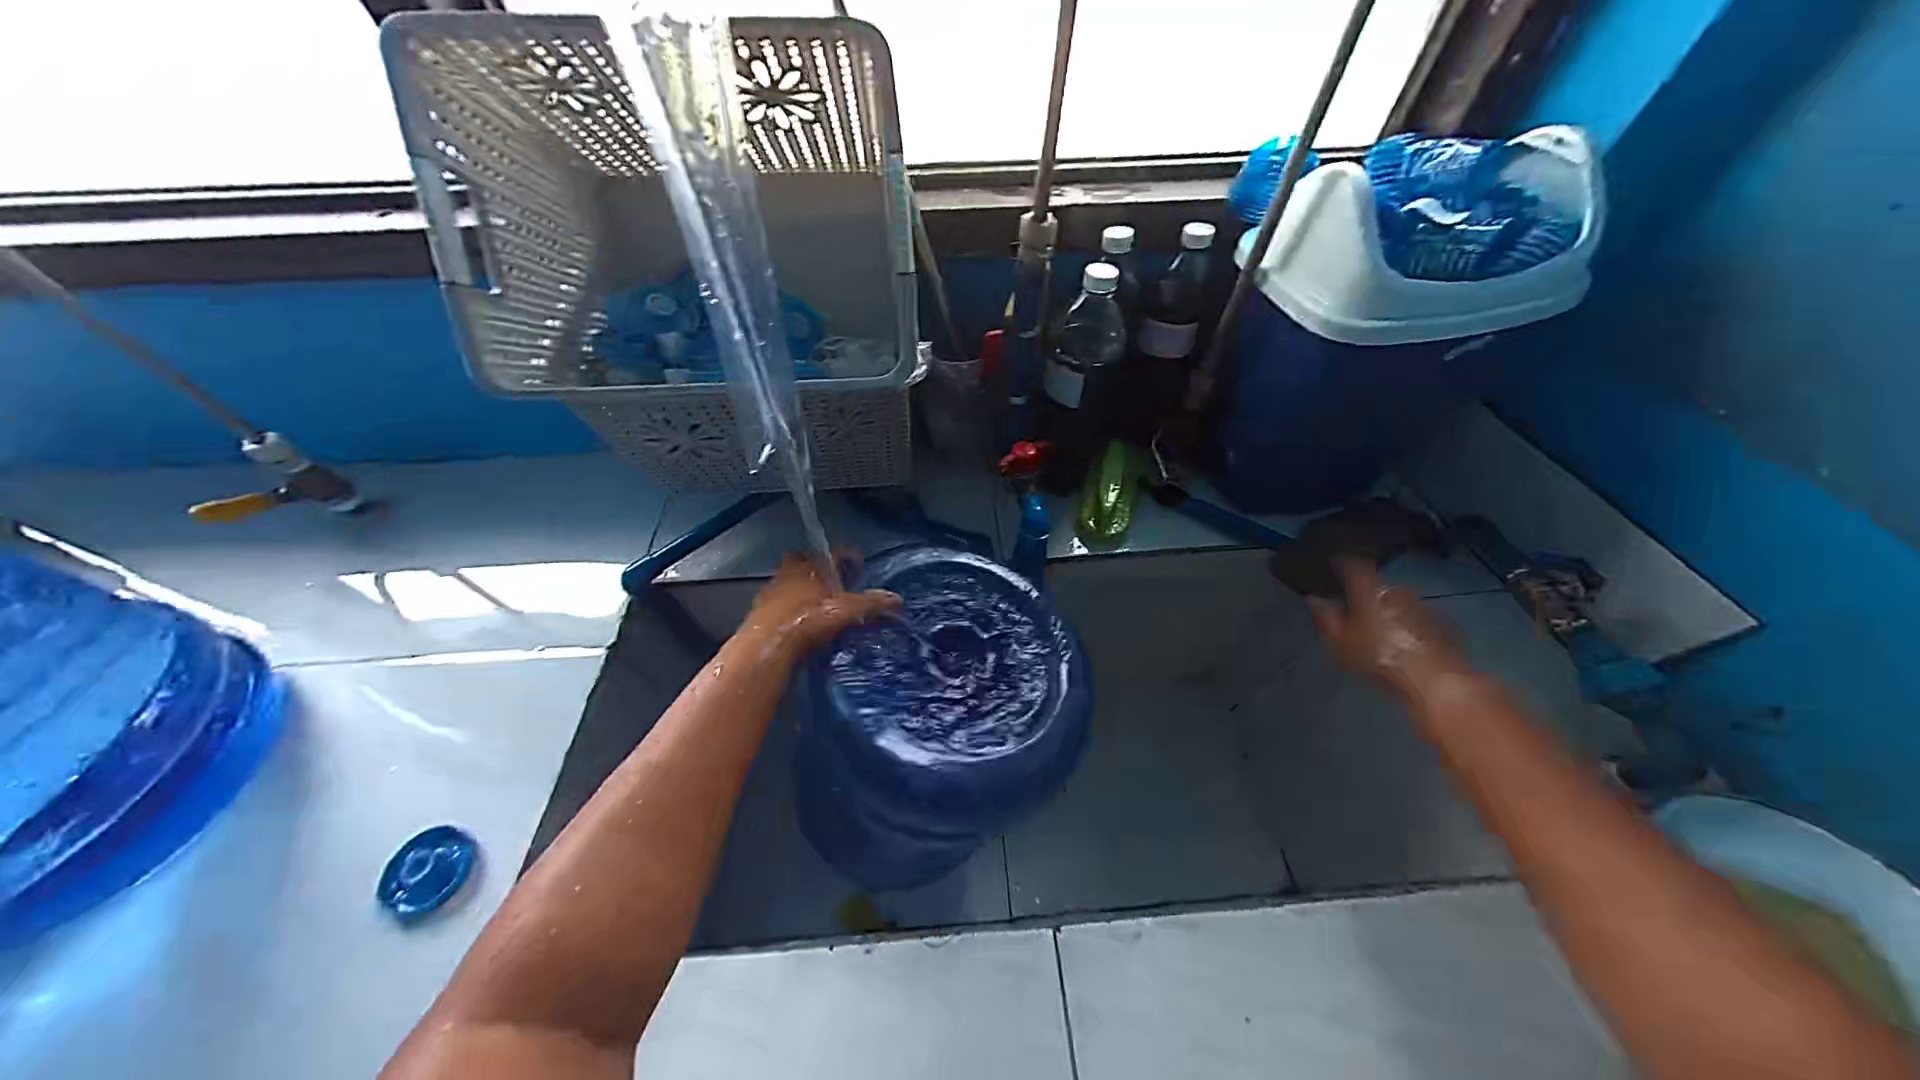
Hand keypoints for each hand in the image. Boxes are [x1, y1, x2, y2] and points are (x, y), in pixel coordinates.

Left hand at [741, 552, 900, 657]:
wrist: (770, 643)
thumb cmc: (810, 619)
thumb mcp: (847, 612)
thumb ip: (871, 603)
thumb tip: (897, 599)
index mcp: (813, 565)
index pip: (836, 552)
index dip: (849, 558)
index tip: (858, 568)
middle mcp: (791, 570)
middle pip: (805, 560)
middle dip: (817, 569)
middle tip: (831, 585)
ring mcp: (772, 587)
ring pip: (789, 579)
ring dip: (801, 588)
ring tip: (815, 607)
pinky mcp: (759, 607)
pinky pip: (777, 600)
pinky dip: (787, 607)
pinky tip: (796, 622)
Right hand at [1308, 557, 1469, 694]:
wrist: (1435, 681)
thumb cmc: (1381, 659)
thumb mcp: (1341, 643)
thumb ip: (1327, 618)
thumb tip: (1314, 599)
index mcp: (1369, 593)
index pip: (1355, 566)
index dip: (1344, 563)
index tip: (1337, 564)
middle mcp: (1398, 592)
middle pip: (1379, 588)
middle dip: (1369, 597)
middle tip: (1359, 617)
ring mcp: (1424, 606)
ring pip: (1401, 603)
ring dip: (1392, 612)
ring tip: (1385, 634)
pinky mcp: (1444, 623)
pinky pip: (1420, 619)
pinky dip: (1412, 626)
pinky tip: (1408, 645)